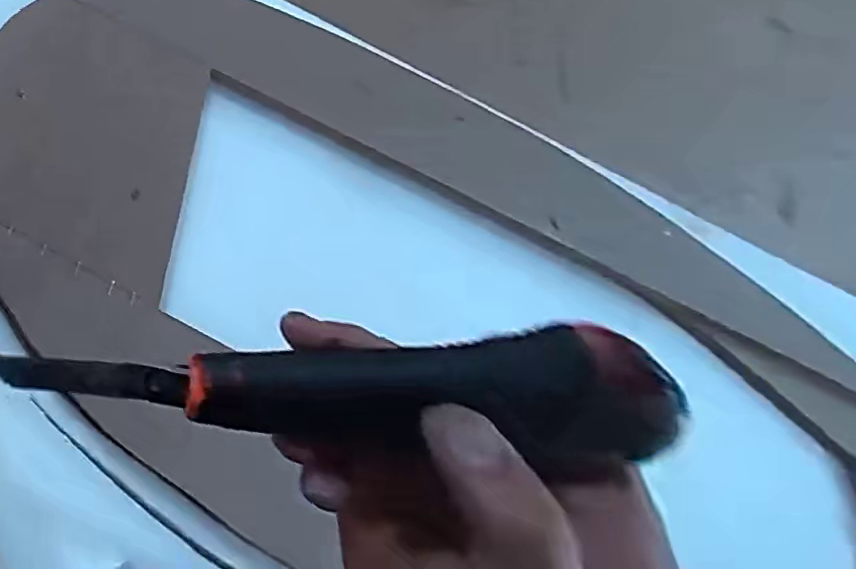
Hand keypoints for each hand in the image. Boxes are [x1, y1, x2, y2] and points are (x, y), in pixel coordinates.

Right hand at [275, 314, 677, 568]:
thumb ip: (516, 516)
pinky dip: (316, 453)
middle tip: (301, 342)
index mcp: (564, 476)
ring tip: (292, 422)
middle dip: (354, 370)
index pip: (494, 384)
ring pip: (373, 417)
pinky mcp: (391, 510)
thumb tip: (449, 415)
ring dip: (324, 409)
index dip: (425, 353)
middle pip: (420, 391)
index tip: (368, 340)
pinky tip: (310, 475)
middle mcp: (496, 470)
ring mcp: (438, 489)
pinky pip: (345, 459)